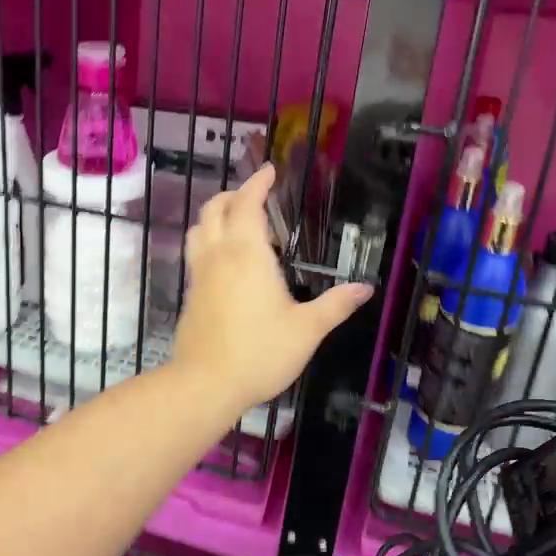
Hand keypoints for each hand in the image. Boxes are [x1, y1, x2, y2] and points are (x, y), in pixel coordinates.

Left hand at [172, 163, 371, 413]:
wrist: (205, 384)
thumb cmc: (260, 352)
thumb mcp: (307, 329)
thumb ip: (335, 305)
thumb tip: (365, 288)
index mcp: (247, 253)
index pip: (247, 203)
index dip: (257, 183)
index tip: (269, 172)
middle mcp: (218, 255)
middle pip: (215, 209)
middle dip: (234, 195)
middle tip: (255, 196)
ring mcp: (199, 275)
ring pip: (199, 229)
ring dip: (216, 216)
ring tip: (237, 222)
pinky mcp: (190, 295)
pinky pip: (196, 254)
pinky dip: (210, 241)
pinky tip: (227, 262)